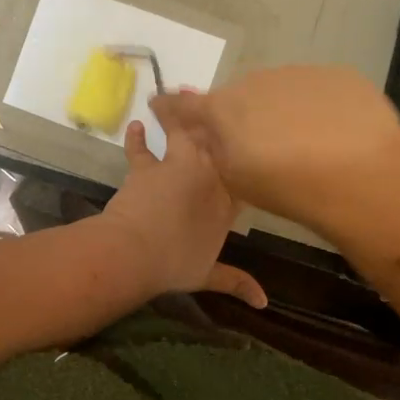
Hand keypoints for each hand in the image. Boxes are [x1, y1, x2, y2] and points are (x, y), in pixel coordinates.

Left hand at [99, 120, 265, 307]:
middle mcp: (207, 179)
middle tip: (219, 107)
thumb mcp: (207, 276)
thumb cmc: (174, 264)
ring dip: (181, 116)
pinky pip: (142, 146)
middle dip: (219, 126)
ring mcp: (177, 168)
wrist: (135, 251)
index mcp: (227, 205)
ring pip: (185, 134)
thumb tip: (264, 303)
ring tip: (177, 96)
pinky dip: (137, 136)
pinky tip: (136, 124)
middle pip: (218, 145)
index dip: (243, 158)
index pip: (242, 175)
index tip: (246, 144)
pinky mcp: (147, 166)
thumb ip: (235, 282)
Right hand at [149, 67, 399, 240]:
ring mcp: (299, 75)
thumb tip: (204, 135)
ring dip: (276, 108)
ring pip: (275, 90)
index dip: (169, 106)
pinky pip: (315, 89)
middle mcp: (254, 82)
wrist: (366, 181)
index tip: (159, 105)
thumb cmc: (287, 188)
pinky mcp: (339, 76)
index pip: (183, 103)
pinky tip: (329, 132)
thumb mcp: (234, 179)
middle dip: (235, 114)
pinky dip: (314, 106)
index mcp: (223, 109)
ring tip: (296, 140)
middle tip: (252, 143)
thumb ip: (212, 151)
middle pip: (234, 96)